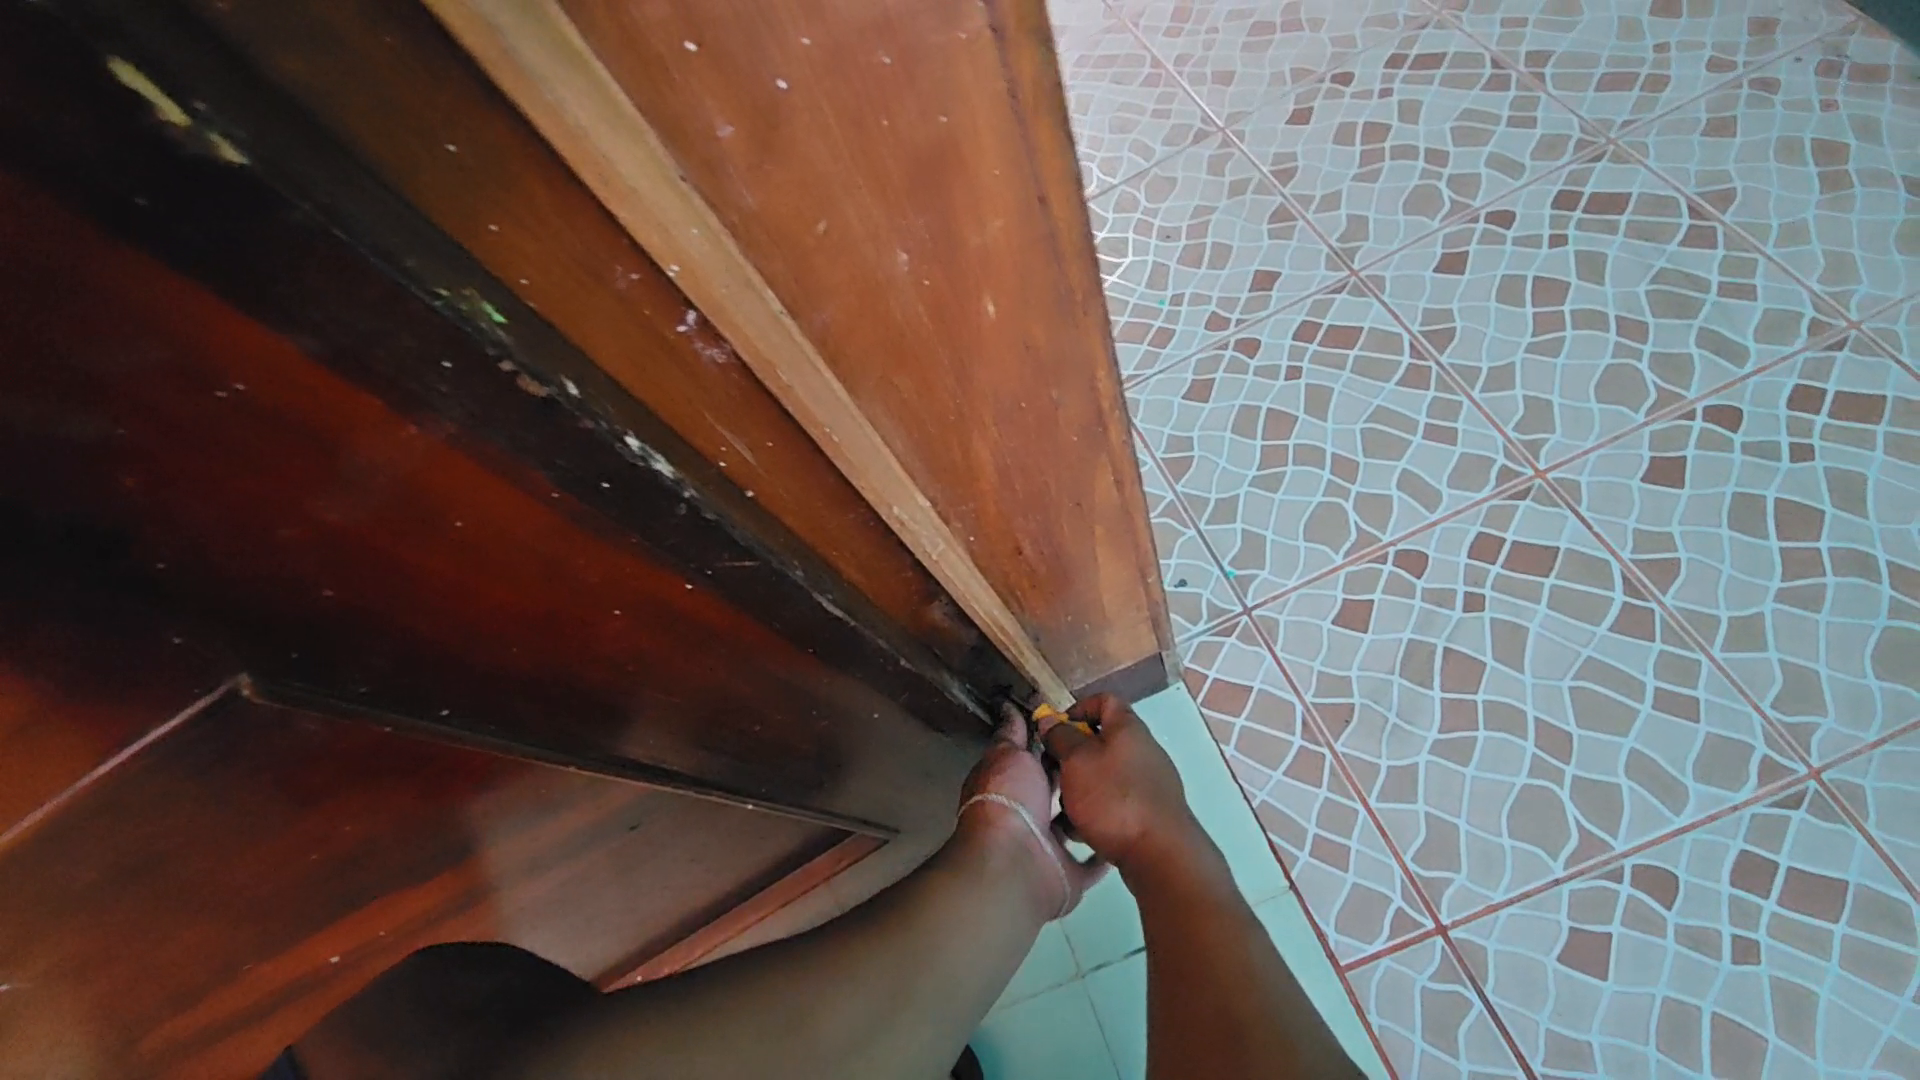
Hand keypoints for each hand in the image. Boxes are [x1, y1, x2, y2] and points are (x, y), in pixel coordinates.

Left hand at [958, 704, 1107, 918]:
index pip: (1032, 763)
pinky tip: (1124, 831)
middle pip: (1053, 794)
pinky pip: (1091, 864)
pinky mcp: (1068, 874)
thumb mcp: (1007, 756)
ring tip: (1121, 790)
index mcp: (1010, 787)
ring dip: (1090, 812)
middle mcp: (1026, 817)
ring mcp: (1047, 848)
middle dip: (1074, 778)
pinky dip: (1104, 851)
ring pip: (1073, 827)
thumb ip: (1010, 734)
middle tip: (1107, 758)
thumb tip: (1007, 707)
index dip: (1052, 747)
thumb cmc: (1009, 800)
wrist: (1015, 861)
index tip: (1080, 732)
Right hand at [1039, 694, 1203, 874]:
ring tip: (1064, 810)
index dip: (1076, 709)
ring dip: (1080, 788)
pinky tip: (1081, 831)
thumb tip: (1051, 721)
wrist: (1160, 855)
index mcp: (1128, 728)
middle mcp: (1142, 750)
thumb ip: (1061, 737)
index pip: (1103, 700)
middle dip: (1072, 757)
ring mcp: (1148, 783)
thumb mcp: (1077, 760)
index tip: (1055, 731)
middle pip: (1100, 741)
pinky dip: (1096, 811)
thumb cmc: (1114, 797)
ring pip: (1103, 775)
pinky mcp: (1149, 813)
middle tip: (1053, 774)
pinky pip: (1114, 802)